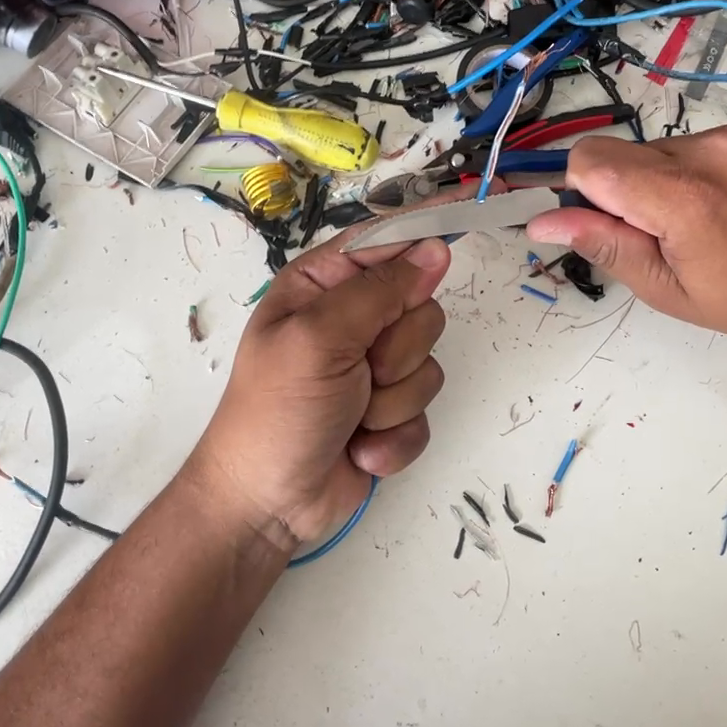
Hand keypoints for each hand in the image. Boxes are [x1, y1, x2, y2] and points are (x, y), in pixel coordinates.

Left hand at [185, 232, 452, 557]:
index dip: (422, 236)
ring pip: (428, 363)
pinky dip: (394, 436)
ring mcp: (373, 368)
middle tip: (358, 372)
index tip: (460, 224)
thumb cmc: (278, 410)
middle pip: (420, 307)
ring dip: (391, 401)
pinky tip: (360, 448)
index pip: (385, 243)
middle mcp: (353, 320)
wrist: (267, 503)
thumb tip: (434, 249)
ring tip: (350, 418)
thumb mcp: (319, 338)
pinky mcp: (391, 413)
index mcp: (322, 286)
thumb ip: (380, 291)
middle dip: (395, 349)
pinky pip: (425, 410)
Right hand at [526, 108, 726, 362]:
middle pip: (636, 153)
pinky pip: (725, 134)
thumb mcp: (670, 291)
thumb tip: (541, 219)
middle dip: (642, 190)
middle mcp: (718, 149)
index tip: (619, 221)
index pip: (589, 158)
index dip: (589, 191)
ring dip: (686, 177)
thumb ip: (604, 245)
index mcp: (685, 199)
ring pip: (680, 145)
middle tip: (685, 233)